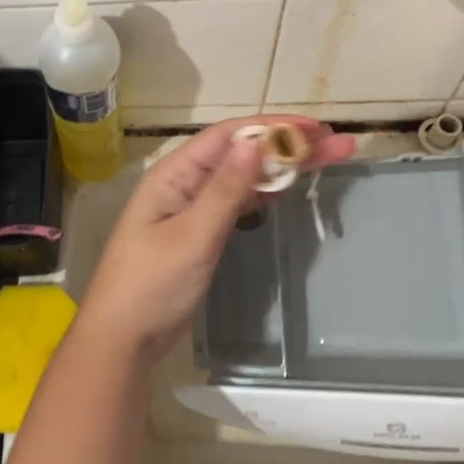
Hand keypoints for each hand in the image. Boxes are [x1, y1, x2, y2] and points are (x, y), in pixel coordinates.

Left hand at [77, 116, 356, 361]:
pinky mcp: (199, 234)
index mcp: (174, 174)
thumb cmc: (152, 284)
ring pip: (242, 177)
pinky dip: (263, 194)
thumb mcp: (193, 236)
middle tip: (340, 145)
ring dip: (281, 168)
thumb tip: (256, 143)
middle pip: (240, 154)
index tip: (316, 128)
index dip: (273, 127)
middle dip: (287, 146)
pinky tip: (288, 189)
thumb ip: (225, 191)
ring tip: (327, 161)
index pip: (228, 136)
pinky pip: (236, 202)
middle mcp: (183, 184)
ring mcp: (191, 209)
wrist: (123, 336)